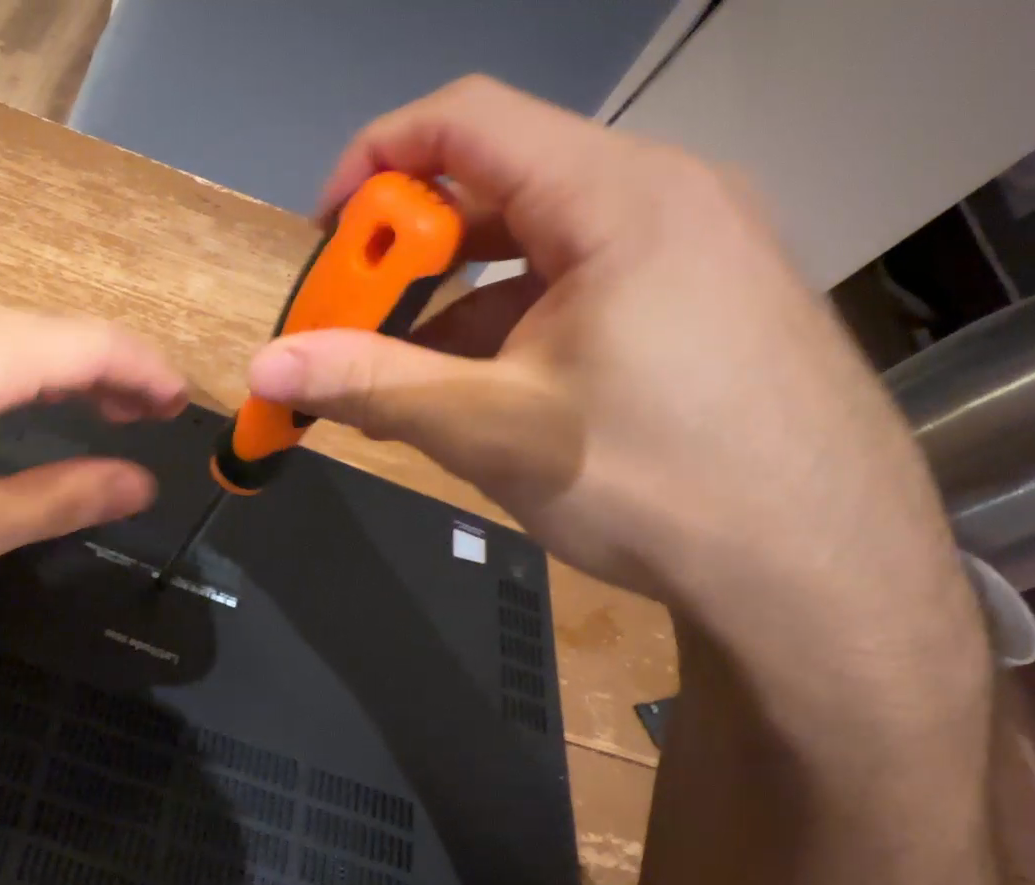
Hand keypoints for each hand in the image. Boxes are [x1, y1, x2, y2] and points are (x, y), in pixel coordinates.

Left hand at [0, 300, 187, 586]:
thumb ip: (64, 499)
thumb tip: (140, 484)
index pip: (96, 344)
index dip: (151, 373)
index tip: (187, 408)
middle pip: (68, 331)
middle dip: (124, 372)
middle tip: (161, 421)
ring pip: (34, 335)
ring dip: (82, 371)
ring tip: (120, 416)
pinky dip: (39, 371)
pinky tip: (50, 404)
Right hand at [246, 77, 965, 627]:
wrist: (817, 571)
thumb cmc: (654, 482)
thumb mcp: (488, 428)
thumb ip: (366, 384)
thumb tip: (260, 368)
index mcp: (617, 197)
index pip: (467, 118)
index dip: (375, 160)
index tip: (325, 239)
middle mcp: (660, 196)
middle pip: (496, 182)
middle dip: (405, 251)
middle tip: (350, 325)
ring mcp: (686, 248)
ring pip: (530, 242)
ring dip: (447, 300)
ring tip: (394, 375)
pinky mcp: (694, 300)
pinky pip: (571, 283)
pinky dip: (501, 324)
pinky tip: (465, 390)